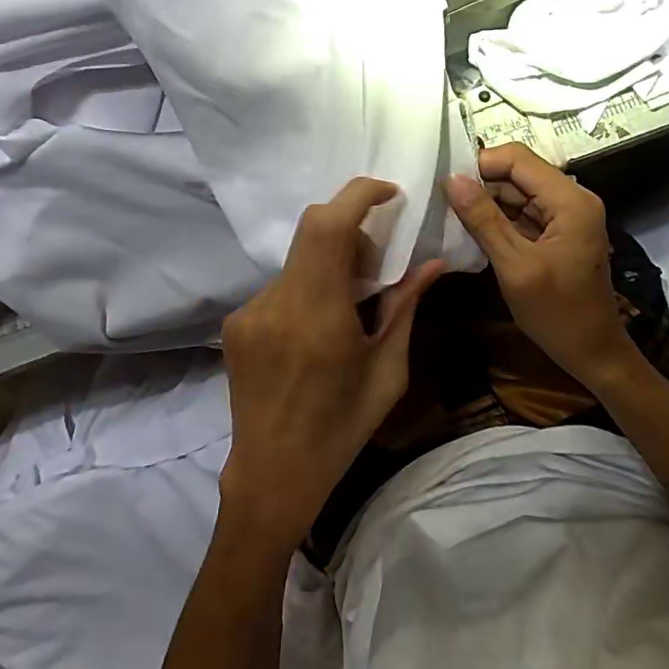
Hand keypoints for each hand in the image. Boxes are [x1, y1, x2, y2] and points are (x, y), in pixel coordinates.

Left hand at [219, 177, 444, 546]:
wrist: (272, 474)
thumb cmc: (341, 428)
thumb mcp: (388, 371)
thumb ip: (405, 308)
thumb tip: (433, 263)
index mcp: (317, 315)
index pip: (329, 226)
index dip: (358, 195)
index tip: (388, 194)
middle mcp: (275, 303)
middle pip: (313, 231)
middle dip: (351, 231)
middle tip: (374, 269)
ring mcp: (249, 312)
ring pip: (299, 260)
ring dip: (329, 265)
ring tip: (346, 310)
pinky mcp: (236, 323)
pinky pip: (281, 285)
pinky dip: (308, 288)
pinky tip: (316, 331)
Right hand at [444, 143, 638, 384]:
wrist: (593, 352)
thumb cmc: (557, 313)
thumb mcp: (514, 266)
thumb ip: (484, 219)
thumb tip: (452, 179)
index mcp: (570, 200)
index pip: (519, 158)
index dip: (482, 164)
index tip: (447, 184)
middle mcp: (572, 199)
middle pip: (519, 174)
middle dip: (482, 185)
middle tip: (444, 204)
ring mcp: (566, 216)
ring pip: (518, 194)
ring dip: (488, 204)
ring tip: (453, 218)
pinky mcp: (558, 233)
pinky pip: (524, 214)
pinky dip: (500, 220)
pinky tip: (474, 232)